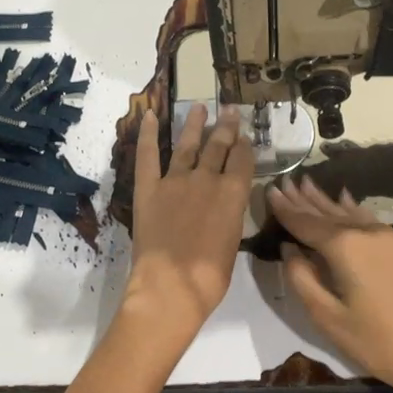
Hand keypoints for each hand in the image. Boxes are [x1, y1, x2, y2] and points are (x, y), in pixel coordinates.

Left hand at [124, 104, 253, 333]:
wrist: (172, 284)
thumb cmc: (210, 276)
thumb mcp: (233, 242)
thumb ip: (230, 216)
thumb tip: (225, 206)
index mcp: (233, 194)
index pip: (242, 161)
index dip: (244, 146)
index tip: (245, 137)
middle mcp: (206, 179)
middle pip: (218, 146)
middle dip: (226, 127)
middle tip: (230, 110)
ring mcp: (175, 181)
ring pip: (187, 145)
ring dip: (194, 125)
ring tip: (199, 107)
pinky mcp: (148, 189)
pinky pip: (148, 156)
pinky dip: (149, 135)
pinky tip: (149, 116)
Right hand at [269, 176, 392, 392]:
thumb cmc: (377, 342)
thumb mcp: (327, 317)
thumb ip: (302, 278)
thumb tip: (290, 250)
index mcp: (344, 248)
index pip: (306, 223)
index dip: (285, 208)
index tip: (269, 191)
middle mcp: (368, 233)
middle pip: (329, 212)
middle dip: (304, 199)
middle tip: (285, 180)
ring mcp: (392, 237)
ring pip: (351, 213)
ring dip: (327, 200)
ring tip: (308, 183)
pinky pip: (371, 220)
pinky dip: (352, 209)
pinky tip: (346, 200)